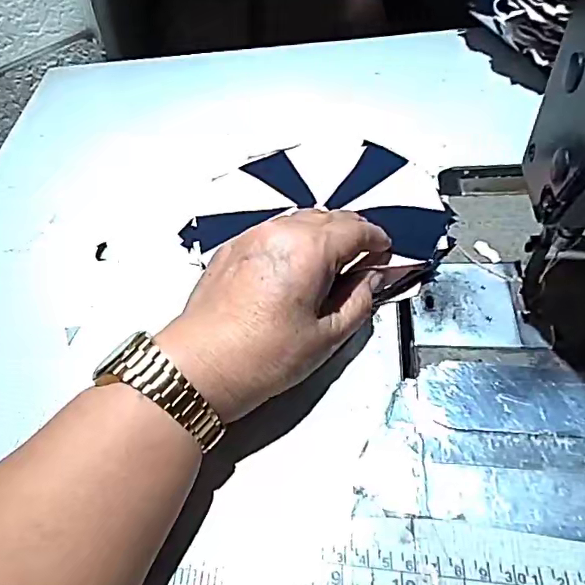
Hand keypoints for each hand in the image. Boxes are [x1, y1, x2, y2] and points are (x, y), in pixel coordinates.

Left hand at [155, 210, 390, 422]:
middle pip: (330, 218)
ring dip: (323, 237)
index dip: (378, 242)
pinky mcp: (233, 249)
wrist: (200, 367)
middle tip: (363, 265)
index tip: (384, 256)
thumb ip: (359, 300)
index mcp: (308, 249)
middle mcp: (278, 232)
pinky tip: (296, 273)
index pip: (358, 228)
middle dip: (352, 236)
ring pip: (301, 222)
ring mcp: (251, 237)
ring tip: (330, 272)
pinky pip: (275, 233)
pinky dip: (294, 244)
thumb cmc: (256, 357)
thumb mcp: (326, 335)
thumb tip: (371, 279)